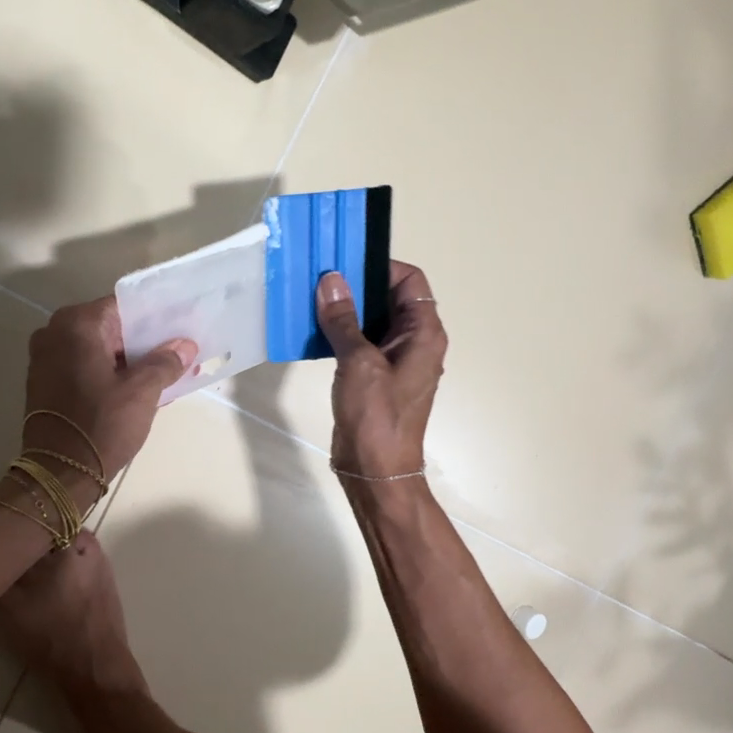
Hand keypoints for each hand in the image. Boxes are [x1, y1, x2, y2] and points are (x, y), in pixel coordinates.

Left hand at [22, 298, 195, 497]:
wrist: (59, 472)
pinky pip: (85, 367)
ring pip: (99, 350)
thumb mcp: (141, 392)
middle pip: (110, 328)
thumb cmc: (101, 425)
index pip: (124, 307)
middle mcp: (54, 333)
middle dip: (145, 342)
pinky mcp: (45, 383)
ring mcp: (45, 359)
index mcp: (76, 325)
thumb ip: (165, 362)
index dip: (156, 317)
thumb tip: (185, 346)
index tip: (182, 326)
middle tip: (180, 352)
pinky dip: (110, 374)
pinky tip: (141, 389)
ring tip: (168, 373)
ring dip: (130, 361)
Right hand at [315, 262, 447, 477]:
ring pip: (369, 321)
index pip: (408, 280)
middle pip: (387, 297)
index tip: (342, 261)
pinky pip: (358, 344)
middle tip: (317, 275)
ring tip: (309, 298)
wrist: (376, 471)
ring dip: (343, 310)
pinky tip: (311, 330)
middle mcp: (413, 342)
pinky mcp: (373, 378)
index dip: (378, 265)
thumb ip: (344, 320)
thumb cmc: (377, 416)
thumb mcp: (358, 363)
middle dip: (354, 285)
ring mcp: (393, 361)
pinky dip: (338, 333)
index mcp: (423, 332)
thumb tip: (331, 280)